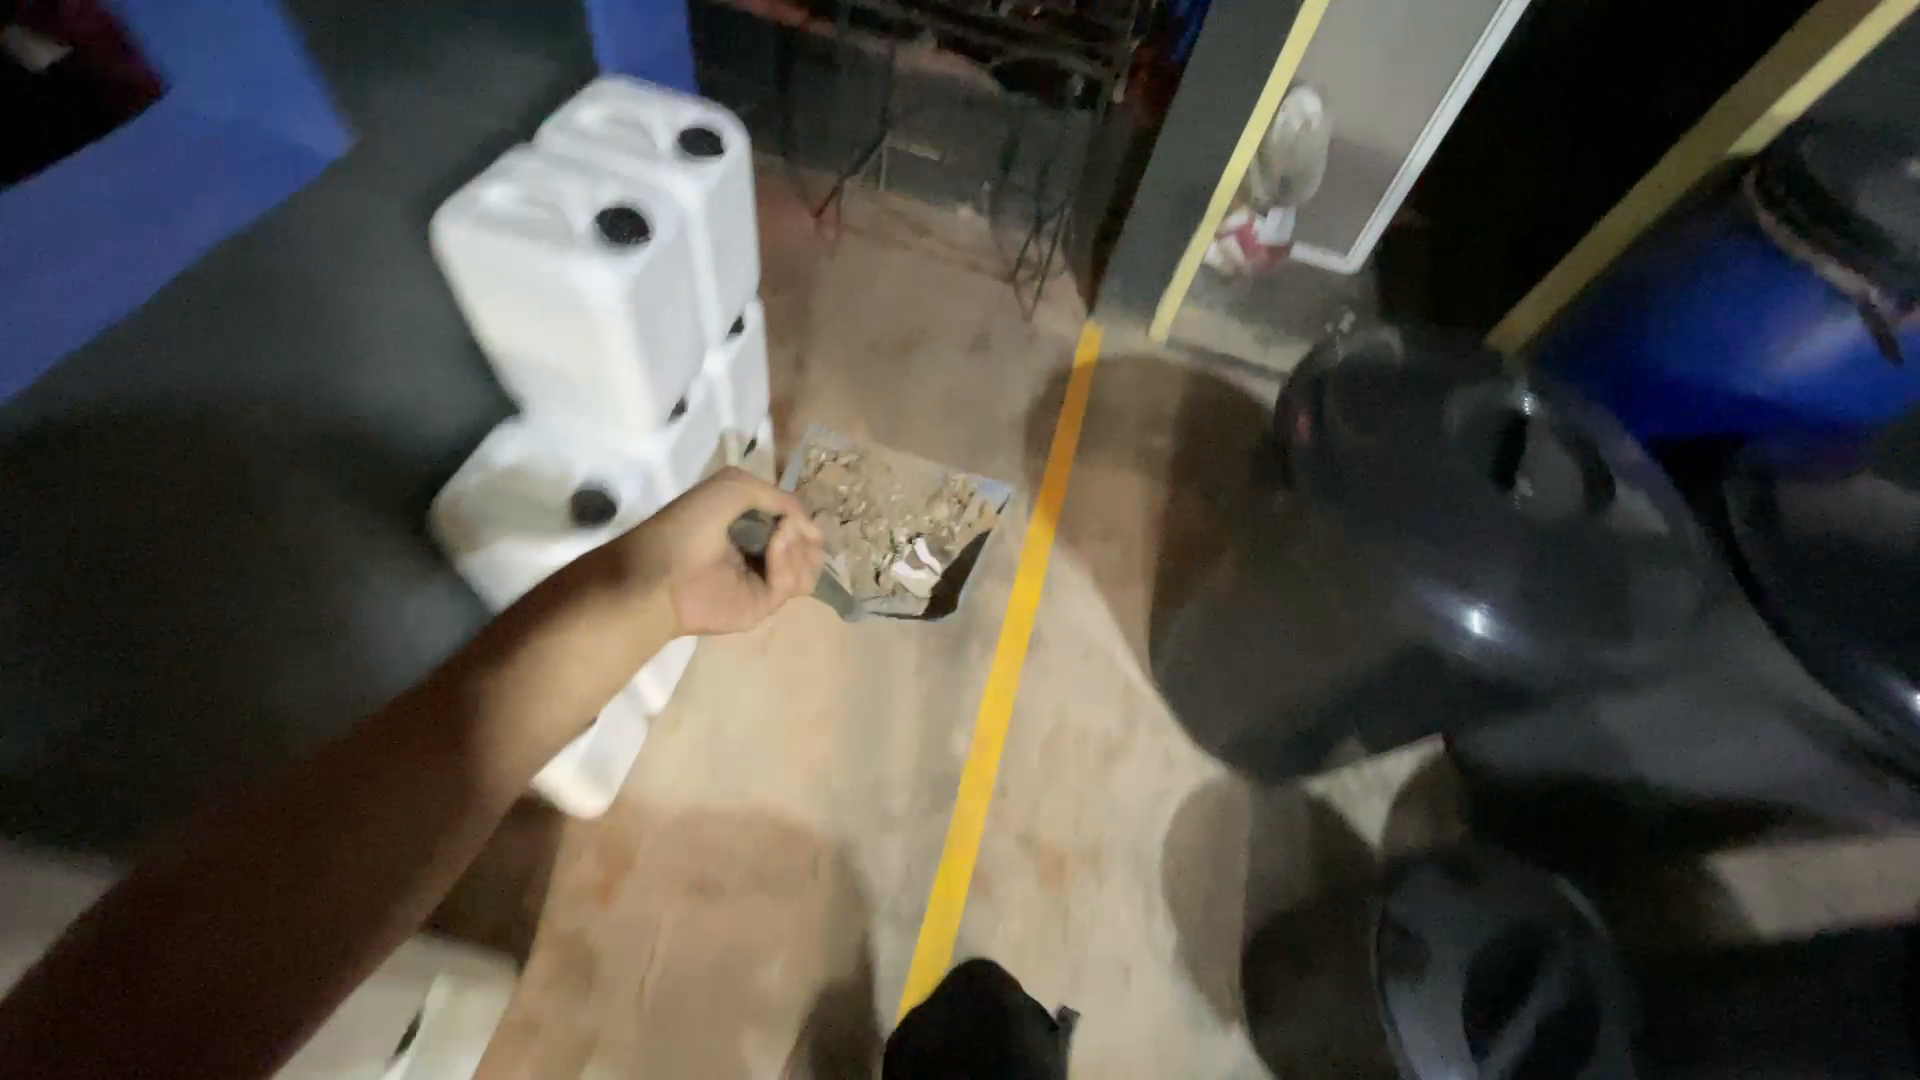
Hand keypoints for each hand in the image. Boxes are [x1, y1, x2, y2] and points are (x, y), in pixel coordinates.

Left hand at [618, 468, 826, 635]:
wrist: (662, 573)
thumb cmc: (689, 526)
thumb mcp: (732, 487)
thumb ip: (778, 495)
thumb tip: (808, 524)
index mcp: (749, 525)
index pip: (794, 521)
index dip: (801, 516)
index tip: (797, 514)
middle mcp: (760, 551)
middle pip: (808, 544)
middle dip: (805, 532)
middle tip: (789, 526)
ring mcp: (764, 579)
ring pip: (809, 565)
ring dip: (799, 546)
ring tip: (780, 538)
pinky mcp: (767, 603)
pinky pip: (797, 583)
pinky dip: (789, 562)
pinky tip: (774, 550)